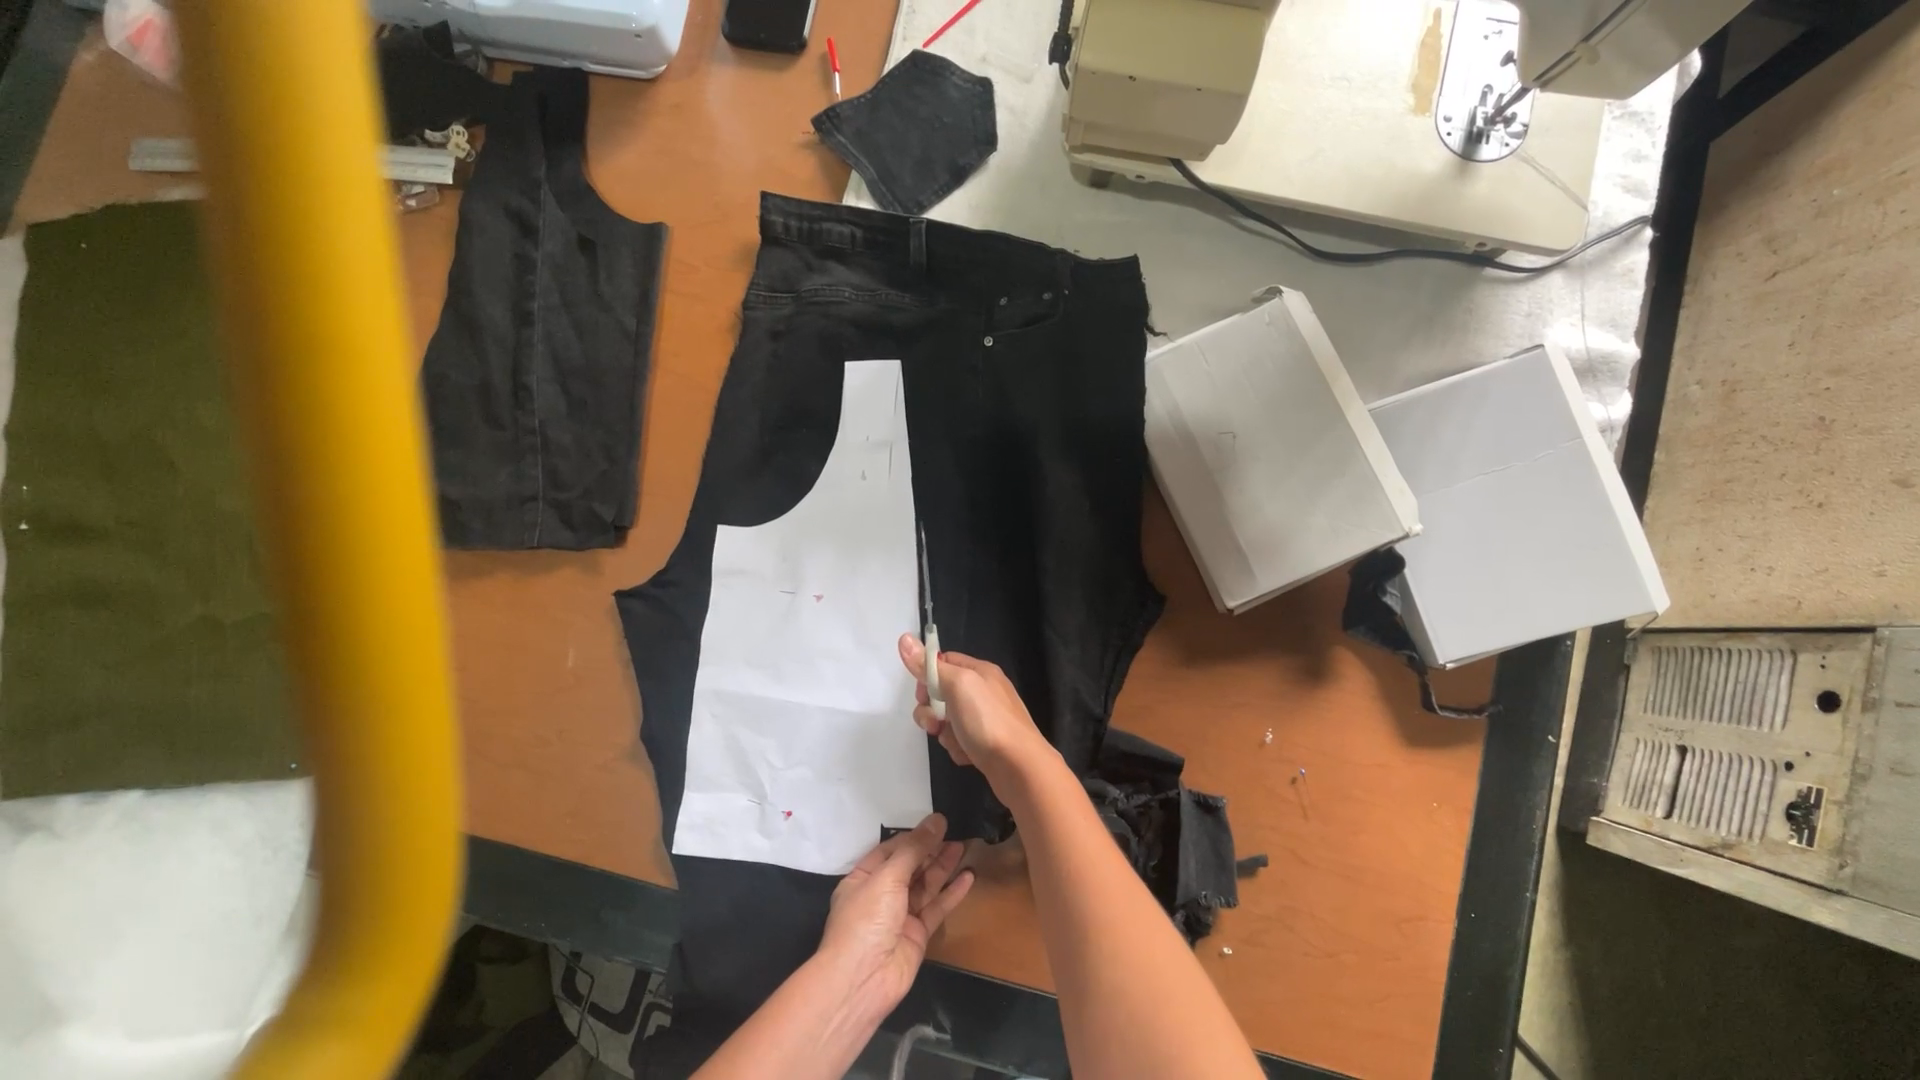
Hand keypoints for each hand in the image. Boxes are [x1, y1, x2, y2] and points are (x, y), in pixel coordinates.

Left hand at [817, 812, 973, 1013]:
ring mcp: (900, 916)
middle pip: (910, 866)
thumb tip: (936, 821)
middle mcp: (881, 895)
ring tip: (964, 846)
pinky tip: (968, 877)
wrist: (863, 980)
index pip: (890, 850)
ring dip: (943, 867)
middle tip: (956, 831)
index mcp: (863, 878)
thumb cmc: (866, 920)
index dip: (913, 836)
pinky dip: (952, 893)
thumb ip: (914, 849)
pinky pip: (936, 908)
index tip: (938, 822)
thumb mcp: (887, 877)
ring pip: (925, 886)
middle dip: (930, 850)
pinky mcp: (917, 934)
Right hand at [897, 634, 1049, 783]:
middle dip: (932, 710)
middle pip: (942, 693)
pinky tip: (967, 754)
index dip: (927, 677)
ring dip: (945, 732)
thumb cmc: (988, 721)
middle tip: (935, 722)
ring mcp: (986, 719)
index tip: (922, 695)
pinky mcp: (986, 743)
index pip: (944, 662)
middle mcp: (984, 692)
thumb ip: (929, 666)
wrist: (1019, 767)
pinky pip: (960, 741)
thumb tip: (904, 639)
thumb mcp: (958, 685)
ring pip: (948, 720)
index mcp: (980, 671)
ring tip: (956, 741)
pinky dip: (958, 748)